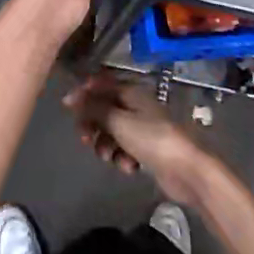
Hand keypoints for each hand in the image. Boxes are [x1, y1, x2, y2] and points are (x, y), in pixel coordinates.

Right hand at [63, 72, 210, 204]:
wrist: (185, 169)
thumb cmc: (151, 138)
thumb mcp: (118, 121)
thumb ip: (94, 108)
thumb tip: (71, 97)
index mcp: (131, 90)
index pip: (101, 84)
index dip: (83, 92)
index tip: (67, 107)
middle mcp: (135, 104)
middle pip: (104, 109)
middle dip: (93, 124)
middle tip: (85, 139)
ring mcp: (141, 127)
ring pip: (111, 131)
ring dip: (106, 145)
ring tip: (111, 157)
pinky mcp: (145, 148)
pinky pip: (123, 148)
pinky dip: (122, 157)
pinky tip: (129, 167)